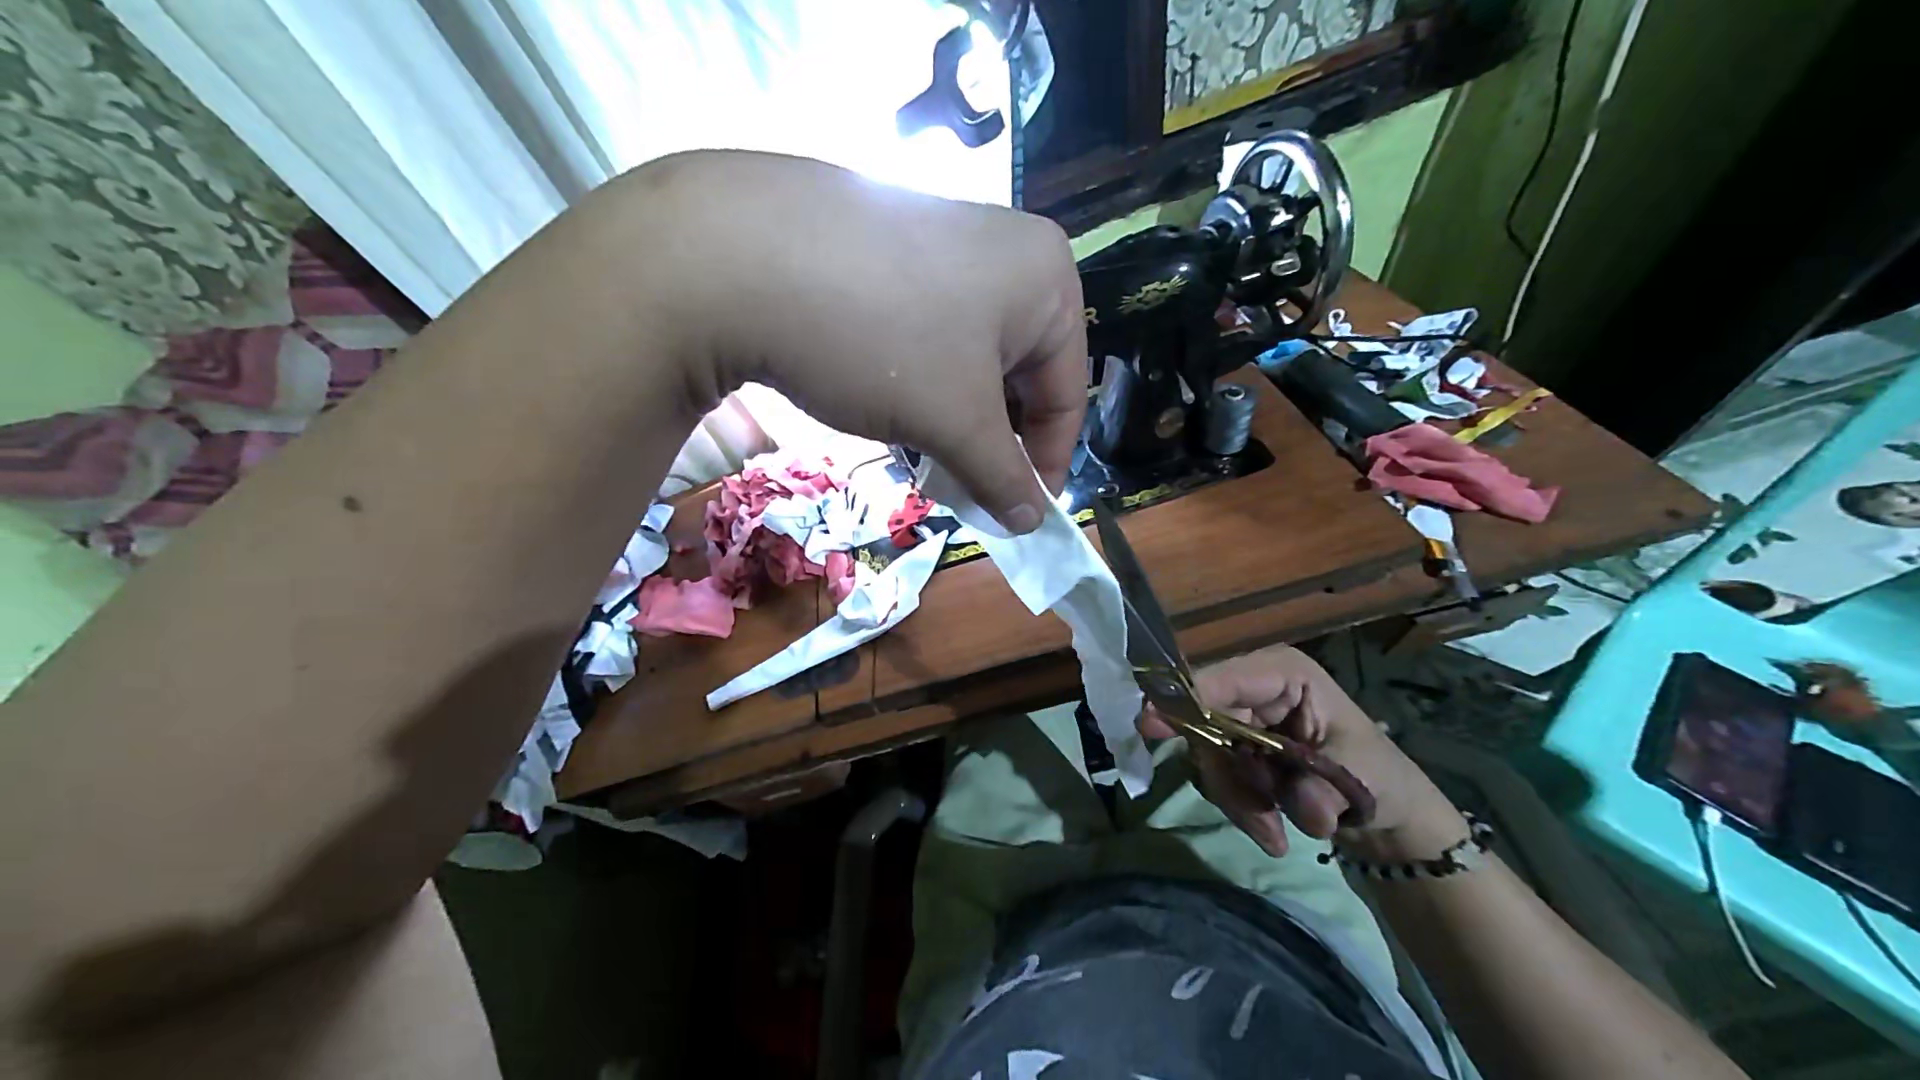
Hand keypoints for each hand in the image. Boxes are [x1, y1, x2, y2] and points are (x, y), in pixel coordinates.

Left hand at [618, 151, 1086, 533]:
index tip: (1020, 517)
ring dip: (953, 418)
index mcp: (1048, 280)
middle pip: (1018, 374)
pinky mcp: (890, 252)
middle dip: (992, 442)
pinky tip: (888, 407)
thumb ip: (1003, 476)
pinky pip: (927, 334)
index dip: (1048, 464)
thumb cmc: (882, 341)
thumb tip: (1032, 523)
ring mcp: (943, 245)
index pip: (1067, 393)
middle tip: (963, 493)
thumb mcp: (954, 422)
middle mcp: (1006, 252)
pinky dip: (920, 383)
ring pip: (969, 358)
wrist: (740, 258)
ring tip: (921, 456)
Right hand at [1141, 645, 1464, 857]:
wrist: (1385, 812)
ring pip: (1205, 753)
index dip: (1186, 699)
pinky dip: (1238, 806)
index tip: (1150, 722)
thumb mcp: (1361, 778)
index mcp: (1282, 673)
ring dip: (1236, 799)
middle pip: (1203, 720)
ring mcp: (1238, 718)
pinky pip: (1215, 774)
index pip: (1223, 679)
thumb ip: (1325, 789)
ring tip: (1275, 835)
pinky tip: (1271, 831)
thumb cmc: (1378, 776)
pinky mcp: (1232, 746)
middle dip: (1226, 775)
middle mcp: (1251, 689)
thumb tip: (1305, 810)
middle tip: (1258, 819)